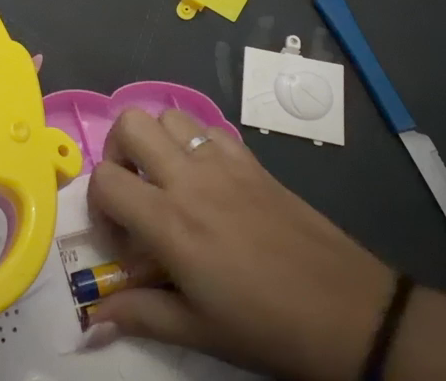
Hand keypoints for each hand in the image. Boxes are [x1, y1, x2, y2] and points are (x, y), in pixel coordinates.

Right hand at [86, 108, 396, 380]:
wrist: (351, 314)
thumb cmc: (268, 326)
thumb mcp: (198, 330)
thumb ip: (140, 314)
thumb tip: (95, 318)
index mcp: (170, 222)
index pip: (105, 180)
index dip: (98, 205)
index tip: (121, 239)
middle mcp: (190, 179)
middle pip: (130, 125)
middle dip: (117, 152)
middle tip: (132, 192)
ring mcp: (224, 164)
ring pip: (169, 116)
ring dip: (155, 141)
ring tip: (166, 182)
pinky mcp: (253, 162)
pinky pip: (209, 129)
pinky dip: (194, 142)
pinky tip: (206, 179)